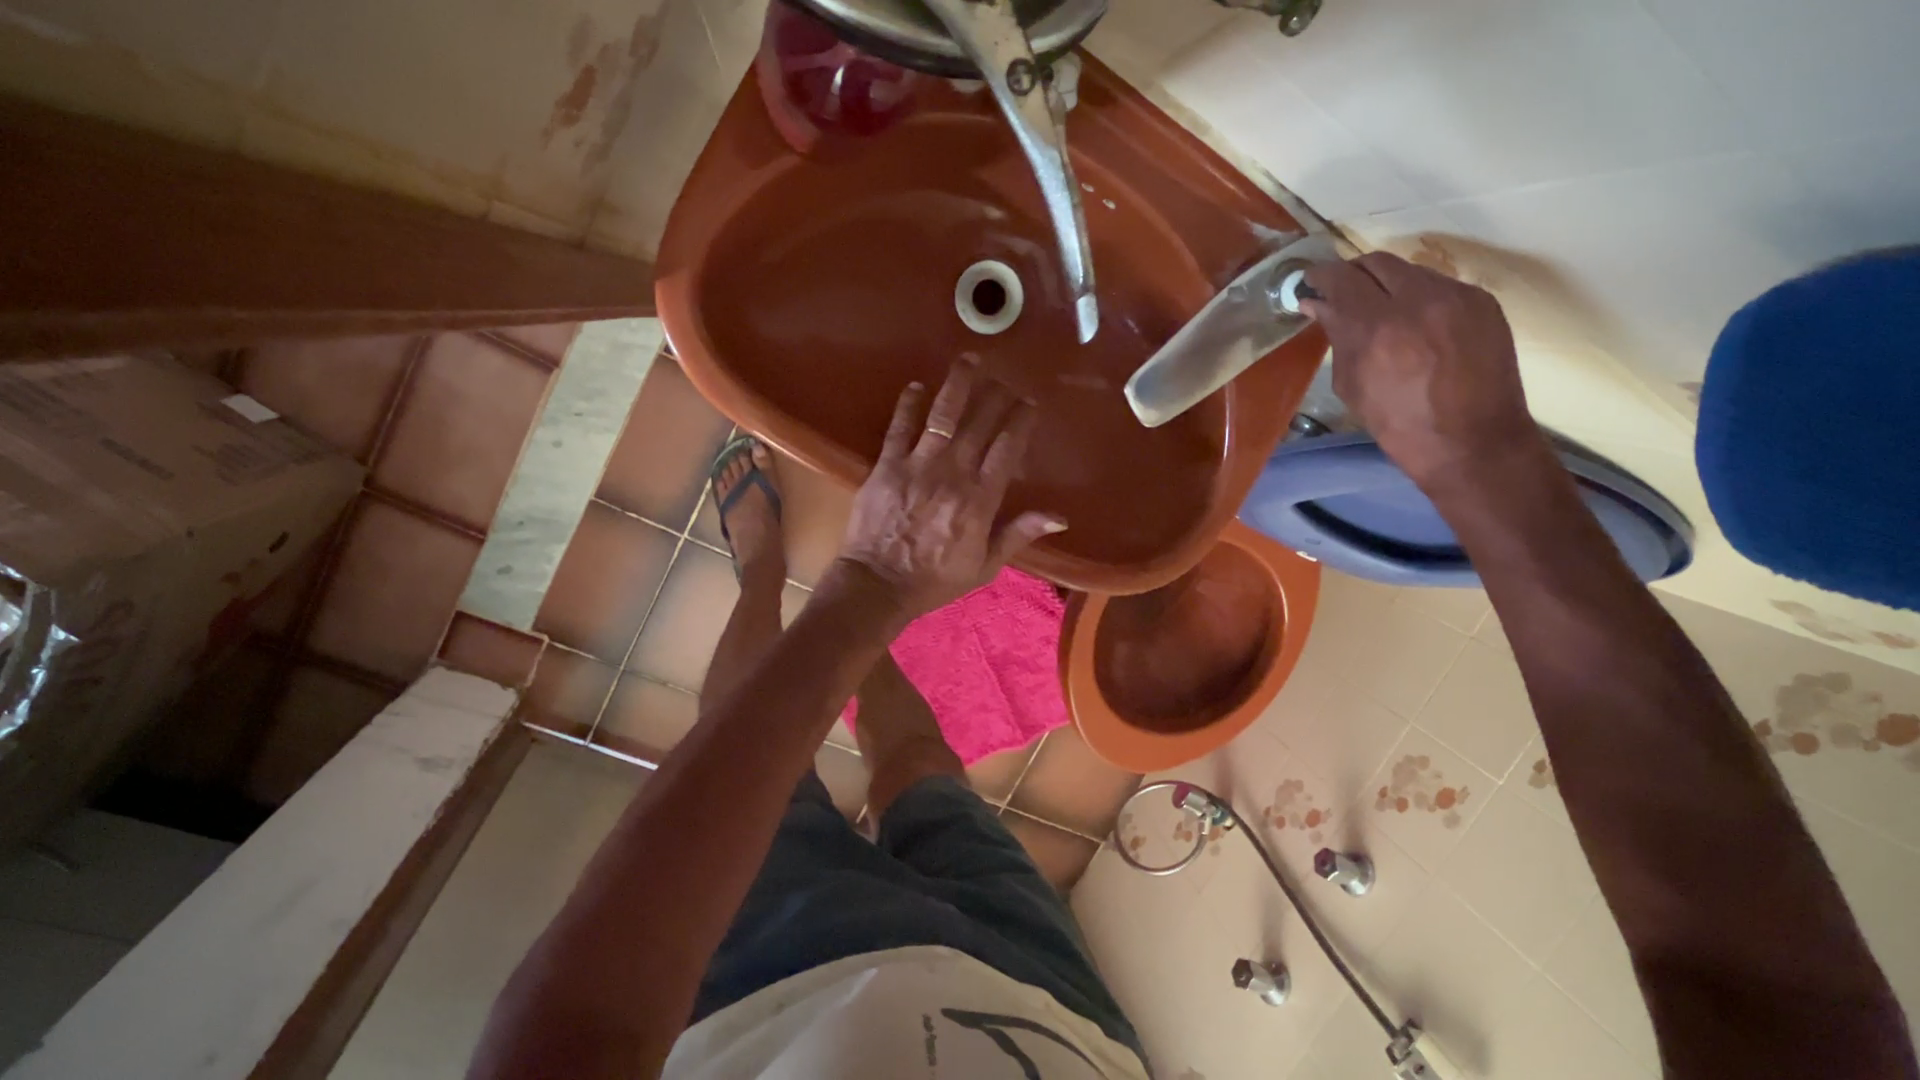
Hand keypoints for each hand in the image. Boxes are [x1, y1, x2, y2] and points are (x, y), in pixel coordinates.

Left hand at [833, 361, 1065, 620]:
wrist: (878, 585)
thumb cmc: (934, 580)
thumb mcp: (985, 566)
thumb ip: (1018, 534)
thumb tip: (1059, 516)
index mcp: (980, 499)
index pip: (1007, 449)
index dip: (1019, 421)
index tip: (1028, 402)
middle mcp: (953, 473)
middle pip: (979, 424)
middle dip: (995, 396)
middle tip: (1004, 376)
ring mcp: (918, 465)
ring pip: (943, 415)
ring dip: (958, 385)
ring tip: (968, 360)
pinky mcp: (886, 465)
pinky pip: (899, 427)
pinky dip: (908, 404)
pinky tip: (916, 386)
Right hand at [1300, 253, 1549, 488]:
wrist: (1474, 442)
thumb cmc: (1401, 425)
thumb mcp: (1352, 386)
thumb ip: (1338, 338)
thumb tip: (1320, 306)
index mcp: (1377, 329)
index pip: (1340, 279)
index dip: (1321, 277)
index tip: (1311, 283)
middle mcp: (1418, 301)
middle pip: (1376, 262)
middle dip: (1353, 274)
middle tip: (1343, 292)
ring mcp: (1456, 296)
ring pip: (1409, 270)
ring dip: (1388, 284)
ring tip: (1382, 309)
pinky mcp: (1482, 301)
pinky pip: (1439, 285)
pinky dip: (1419, 297)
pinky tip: (1417, 323)